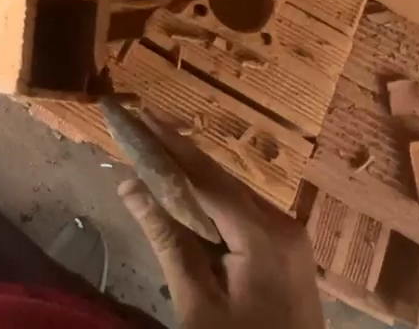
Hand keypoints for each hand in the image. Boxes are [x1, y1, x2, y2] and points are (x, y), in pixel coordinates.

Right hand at [119, 117, 323, 328]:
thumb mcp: (196, 302)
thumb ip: (165, 238)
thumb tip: (127, 184)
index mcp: (264, 235)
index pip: (206, 176)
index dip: (168, 144)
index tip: (138, 116)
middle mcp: (283, 225)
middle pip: (221, 179)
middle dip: (179, 153)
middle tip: (141, 126)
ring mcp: (291, 239)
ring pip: (233, 194)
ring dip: (194, 175)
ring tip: (155, 151)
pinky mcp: (289, 253)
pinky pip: (245, 214)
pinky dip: (213, 201)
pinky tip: (187, 194)